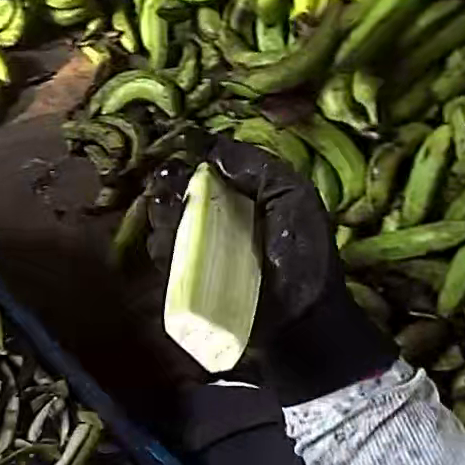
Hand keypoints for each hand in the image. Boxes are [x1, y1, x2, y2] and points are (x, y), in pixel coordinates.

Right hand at [148, 141, 396, 403]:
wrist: (301, 316)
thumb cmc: (304, 253)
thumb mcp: (293, 196)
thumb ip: (258, 168)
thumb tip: (210, 147)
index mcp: (240, 195)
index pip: (206, 169)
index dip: (190, 160)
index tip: (182, 155)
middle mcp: (215, 218)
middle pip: (178, 193)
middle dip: (169, 184)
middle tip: (168, 182)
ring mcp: (199, 249)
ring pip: (165, 222)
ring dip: (161, 211)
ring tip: (168, 206)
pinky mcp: (187, 279)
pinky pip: (164, 257)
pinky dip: (160, 244)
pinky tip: (167, 237)